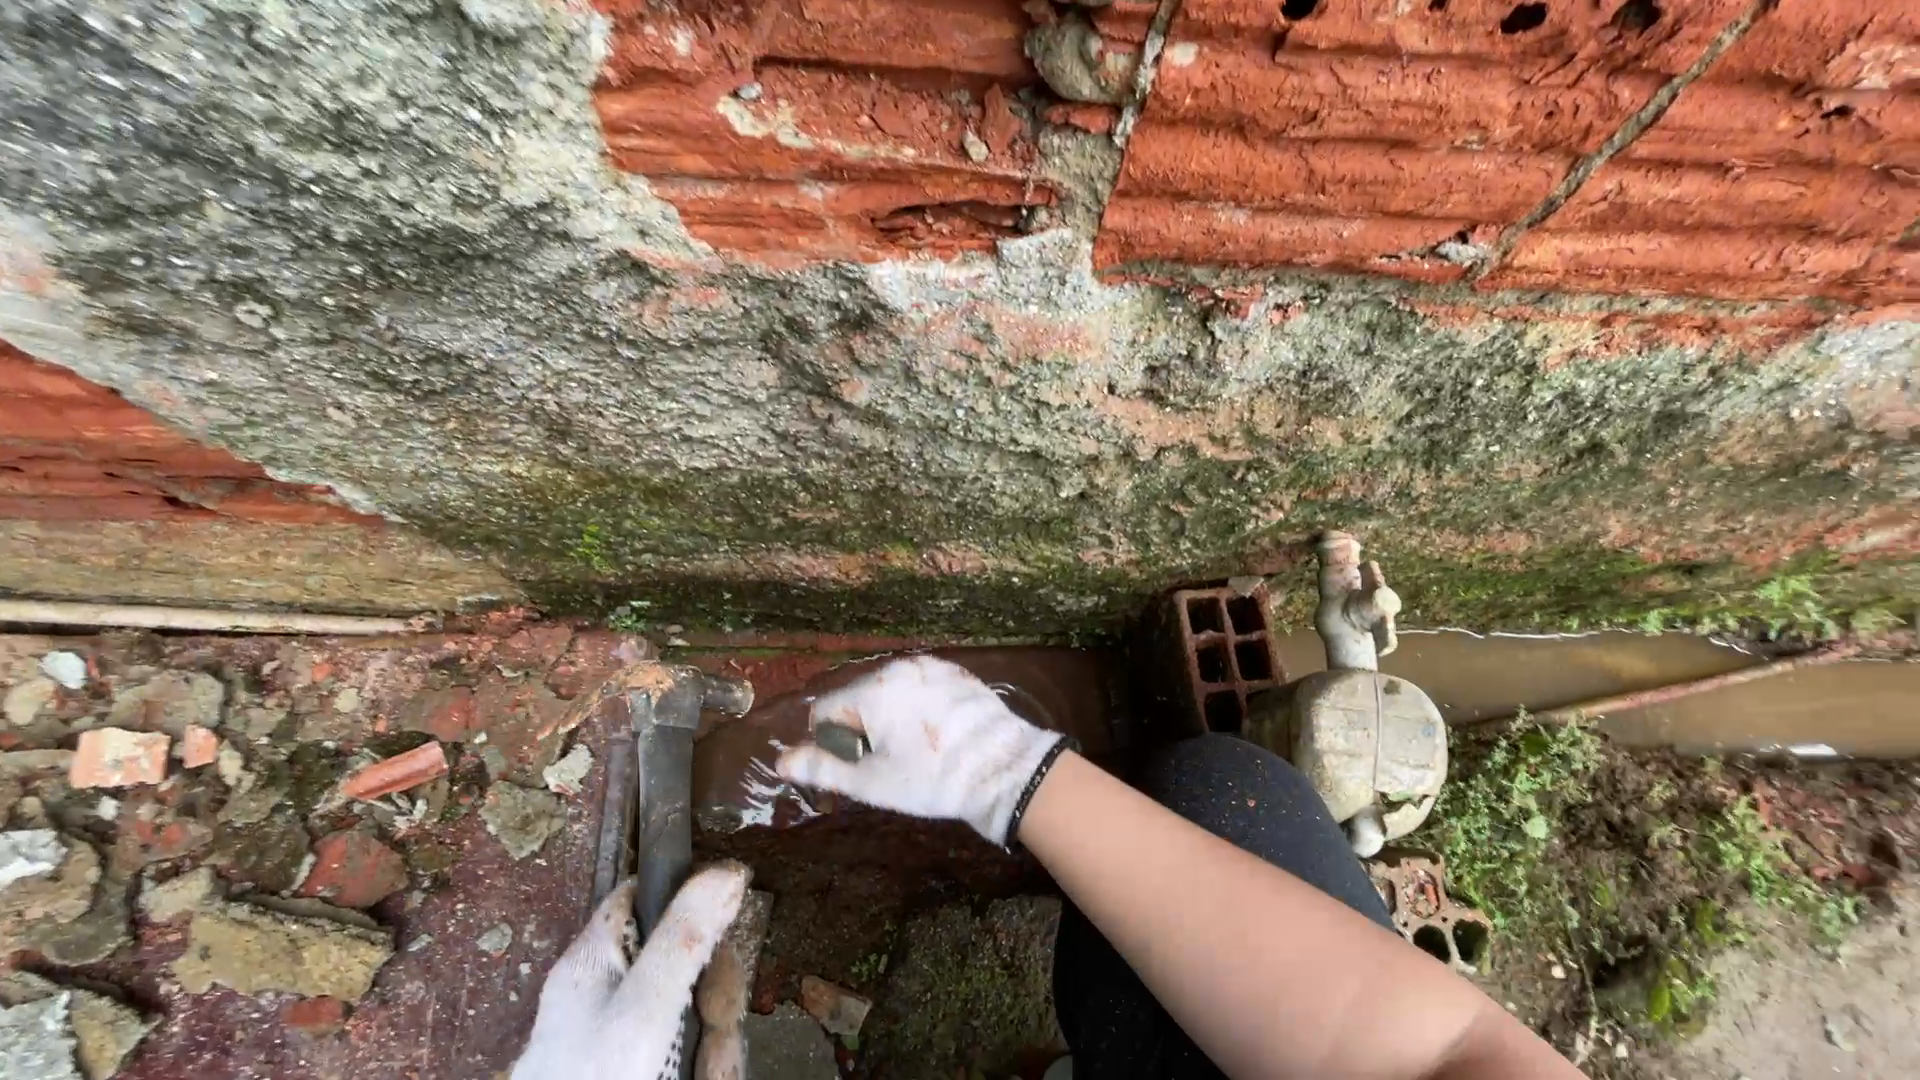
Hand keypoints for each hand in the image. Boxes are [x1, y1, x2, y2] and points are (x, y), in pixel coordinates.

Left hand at [513, 862, 750, 1079]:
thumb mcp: (642, 1011)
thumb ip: (684, 938)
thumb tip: (728, 868)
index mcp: (594, 962)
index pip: (645, 896)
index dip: (689, 898)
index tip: (722, 927)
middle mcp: (610, 994)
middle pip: (686, 957)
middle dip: (716, 991)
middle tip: (716, 1022)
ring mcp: (628, 1040)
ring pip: (698, 1011)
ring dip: (717, 1043)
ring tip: (707, 1073)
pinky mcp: (646, 1071)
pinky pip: (694, 1053)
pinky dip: (709, 1070)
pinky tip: (706, 1079)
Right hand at [775, 655, 1063, 844]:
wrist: (1002, 769)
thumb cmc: (930, 780)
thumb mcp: (871, 782)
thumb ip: (822, 767)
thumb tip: (780, 760)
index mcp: (871, 690)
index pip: (825, 711)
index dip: (831, 742)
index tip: (856, 765)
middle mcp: (898, 667)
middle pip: (858, 696)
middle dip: (861, 726)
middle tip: (887, 760)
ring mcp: (931, 665)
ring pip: (890, 689)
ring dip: (890, 714)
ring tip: (914, 747)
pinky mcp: (957, 672)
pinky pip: (921, 685)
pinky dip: (919, 704)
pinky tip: (937, 731)